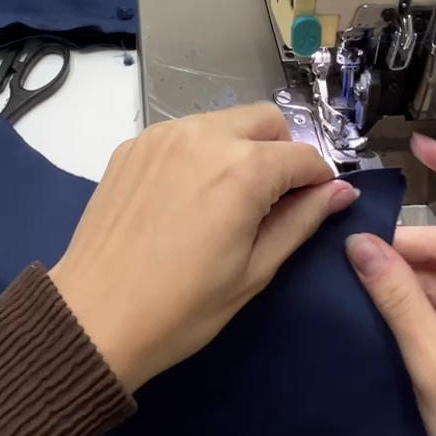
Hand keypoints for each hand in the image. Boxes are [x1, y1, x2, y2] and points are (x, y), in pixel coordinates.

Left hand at [50, 103, 357, 390]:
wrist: (95, 317)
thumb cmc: (183, 306)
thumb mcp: (255, 270)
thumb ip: (302, 220)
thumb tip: (340, 190)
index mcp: (243, 167)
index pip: (304, 155)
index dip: (318, 180)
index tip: (313, 203)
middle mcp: (204, 134)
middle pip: (265, 119)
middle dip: (281, 150)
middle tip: (271, 198)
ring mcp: (163, 134)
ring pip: (223, 121)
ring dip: (239, 147)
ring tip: (224, 198)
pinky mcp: (133, 144)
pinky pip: (183, 133)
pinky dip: (199, 153)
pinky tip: (184, 196)